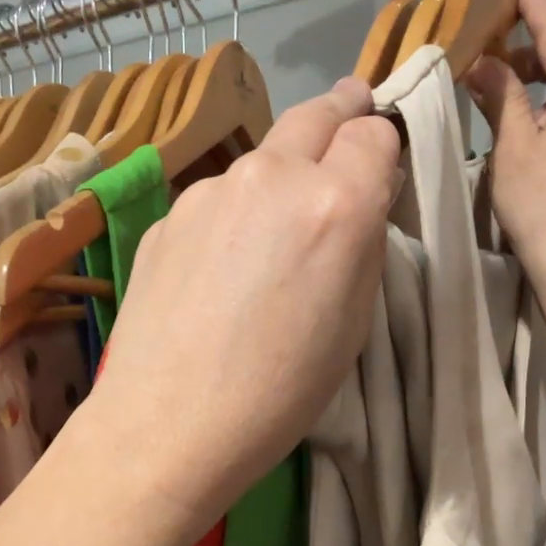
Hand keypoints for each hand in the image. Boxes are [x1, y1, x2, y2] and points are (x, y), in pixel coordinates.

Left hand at [75, 78, 400, 541]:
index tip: (378, 177)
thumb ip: (363, 249)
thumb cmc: (276, 397)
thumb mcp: (351, 328)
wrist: (167, 429)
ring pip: (259, 165)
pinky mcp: (164, 221)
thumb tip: (362, 205)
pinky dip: (229, 222)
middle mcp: (270, 178)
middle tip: (342, 152)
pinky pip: (214, 205)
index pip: (374, 133)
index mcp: (334, 204)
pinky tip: (216, 279)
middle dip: (338, 125)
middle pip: (316, 116)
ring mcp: (208, 195)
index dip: (381, 152)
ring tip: (266, 249)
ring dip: (276, 184)